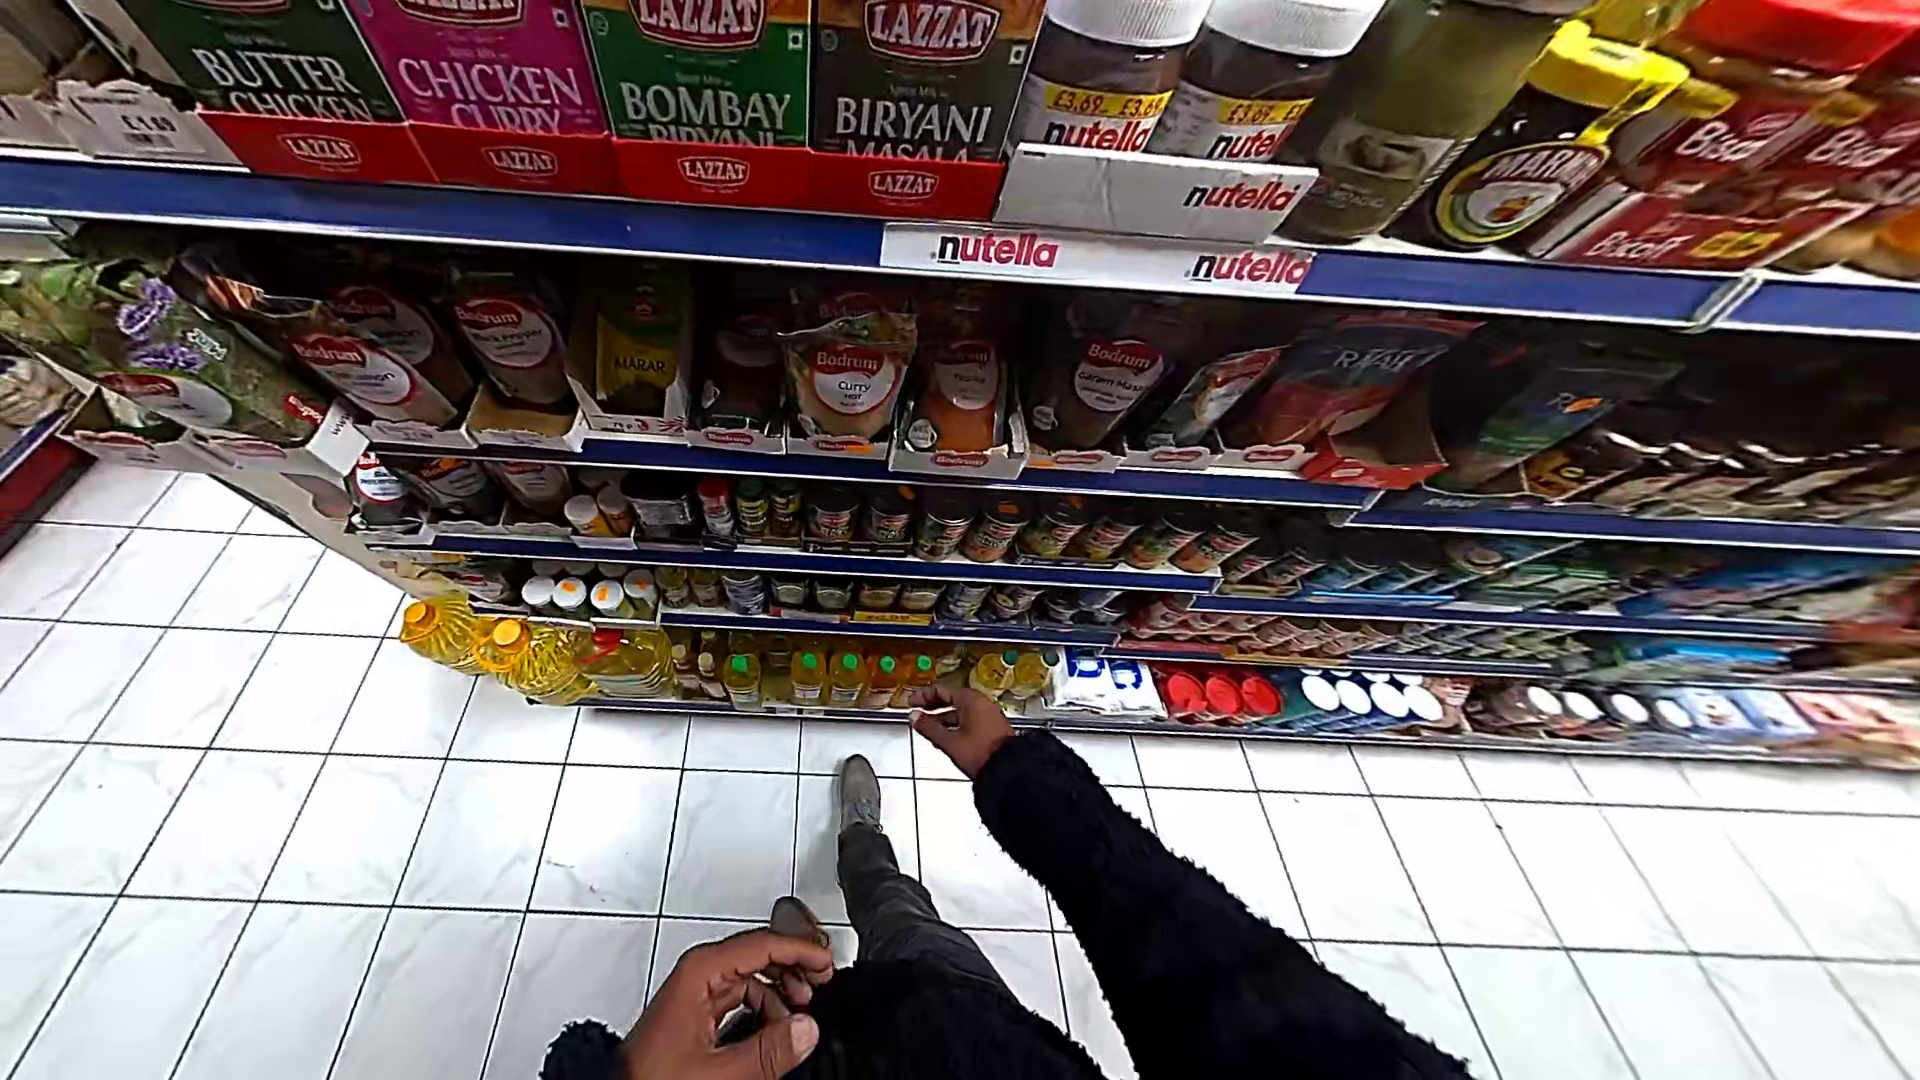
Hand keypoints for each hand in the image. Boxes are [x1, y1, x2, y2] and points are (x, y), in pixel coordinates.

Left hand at [623, 929, 833, 1079]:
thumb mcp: (714, 1074)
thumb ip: (766, 1052)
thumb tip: (808, 1028)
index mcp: (702, 969)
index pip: (764, 944)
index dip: (800, 951)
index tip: (826, 963)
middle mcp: (701, 970)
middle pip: (760, 951)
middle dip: (793, 965)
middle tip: (822, 979)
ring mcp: (699, 988)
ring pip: (752, 972)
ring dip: (780, 986)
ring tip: (801, 1006)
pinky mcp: (698, 1010)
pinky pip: (741, 993)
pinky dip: (764, 1003)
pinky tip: (776, 1024)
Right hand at [909, 684, 1013, 778]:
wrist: (1008, 770)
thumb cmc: (979, 753)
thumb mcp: (949, 741)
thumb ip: (929, 728)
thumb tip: (914, 717)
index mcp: (970, 700)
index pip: (941, 690)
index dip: (923, 696)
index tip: (911, 701)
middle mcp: (980, 702)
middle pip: (951, 698)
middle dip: (932, 705)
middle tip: (917, 711)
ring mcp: (987, 714)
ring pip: (960, 710)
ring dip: (942, 716)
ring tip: (927, 726)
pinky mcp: (991, 726)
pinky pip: (968, 718)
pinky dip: (954, 723)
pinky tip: (945, 735)